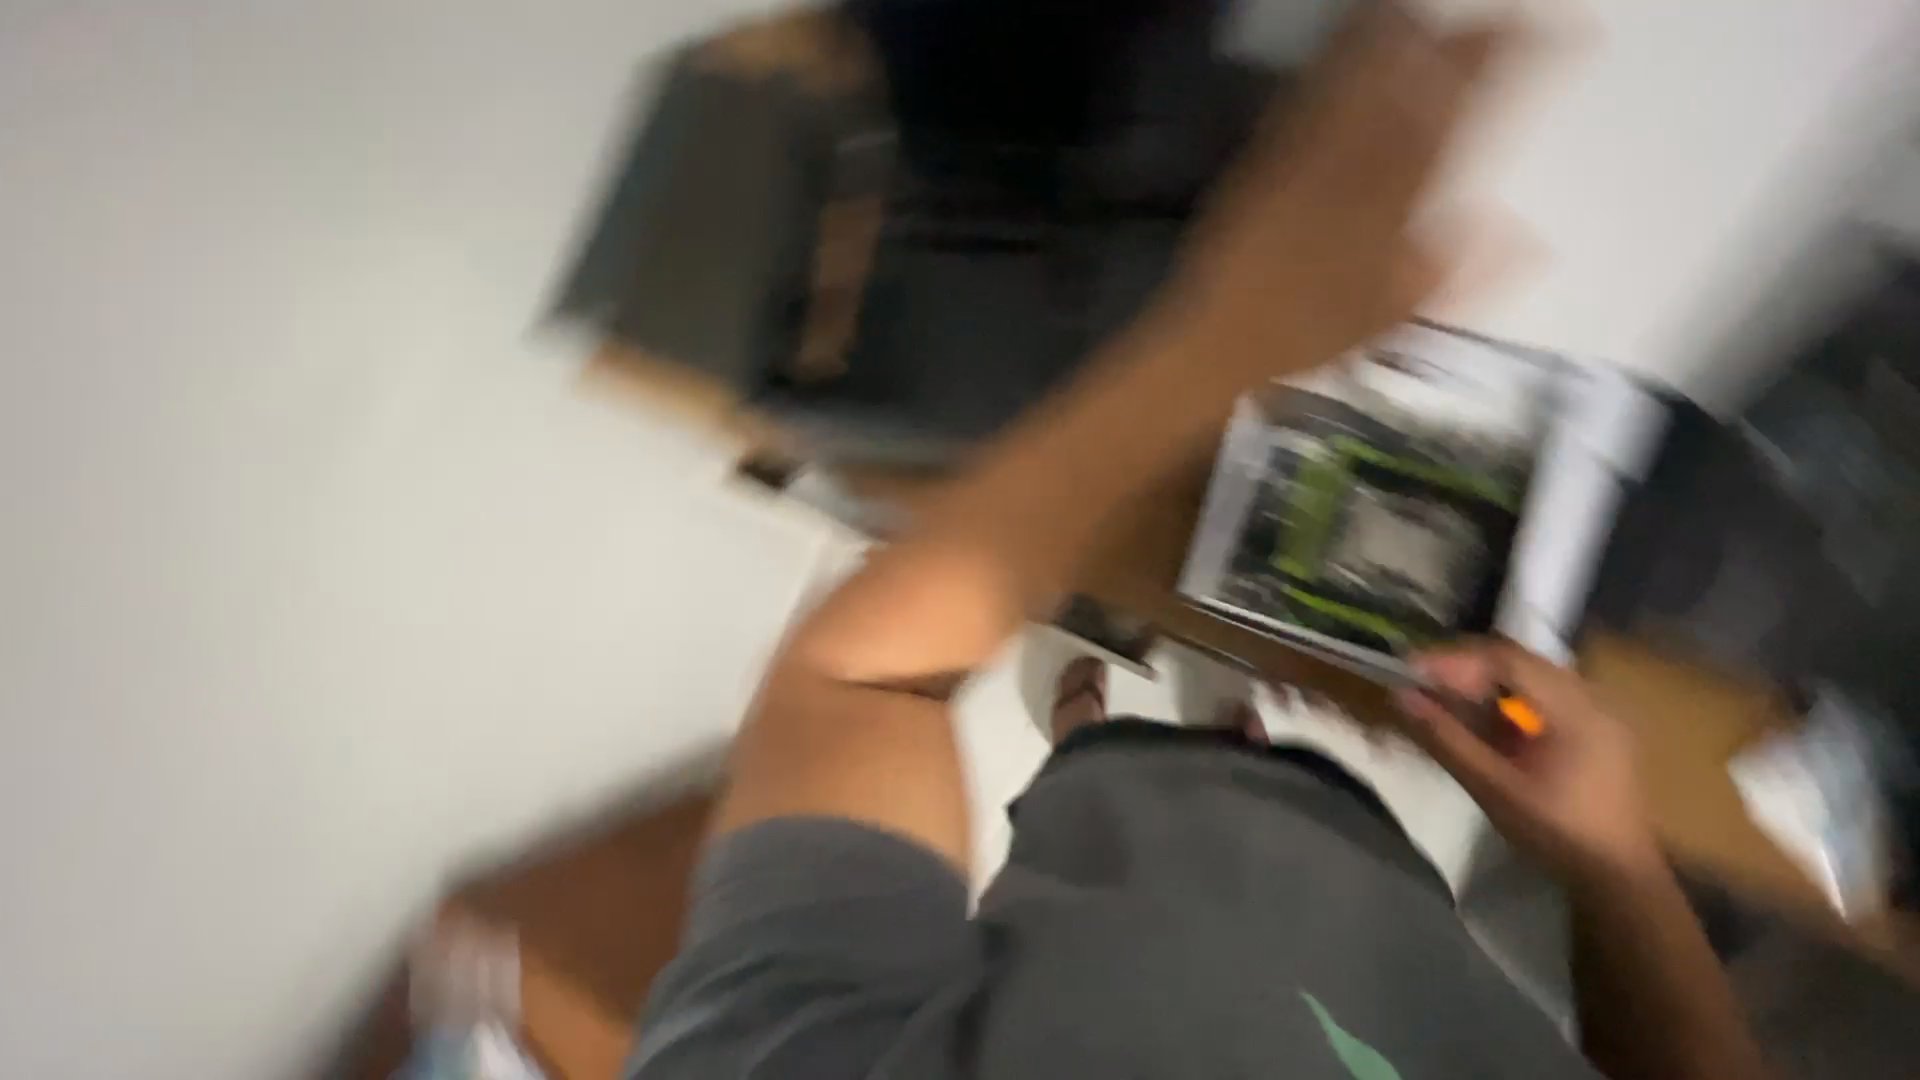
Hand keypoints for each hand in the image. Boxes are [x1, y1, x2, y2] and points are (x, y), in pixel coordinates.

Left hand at [1167, 5, 1522, 380]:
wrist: (1214, 342)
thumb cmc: (1301, 338)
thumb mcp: (1387, 318)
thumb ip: (1452, 272)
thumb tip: (1523, 243)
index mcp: (1390, 207)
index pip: (1463, 123)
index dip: (1515, 70)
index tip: (1561, 41)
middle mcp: (1348, 172)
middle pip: (1412, 89)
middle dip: (1461, 43)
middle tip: (1499, 16)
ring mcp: (1299, 164)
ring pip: (1356, 86)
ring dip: (1395, 40)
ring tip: (1422, 8)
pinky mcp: (1258, 168)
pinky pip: (1300, 105)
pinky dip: (1330, 69)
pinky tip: (1342, 48)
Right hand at [1394, 641, 1662, 887]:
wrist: (1616, 876)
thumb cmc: (1555, 832)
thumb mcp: (1492, 787)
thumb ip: (1445, 738)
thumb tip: (1400, 696)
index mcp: (1576, 711)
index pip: (1507, 660)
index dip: (1454, 659)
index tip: (1411, 670)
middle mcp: (1592, 699)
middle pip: (1517, 659)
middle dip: (1463, 666)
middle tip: (1421, 681)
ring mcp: (1596, 711)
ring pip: (1526, 672)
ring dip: (1481, 679)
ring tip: (1443, 695)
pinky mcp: (1591, 725)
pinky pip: (1539, 691)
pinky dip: (1502, 694)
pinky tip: (1479, 715)